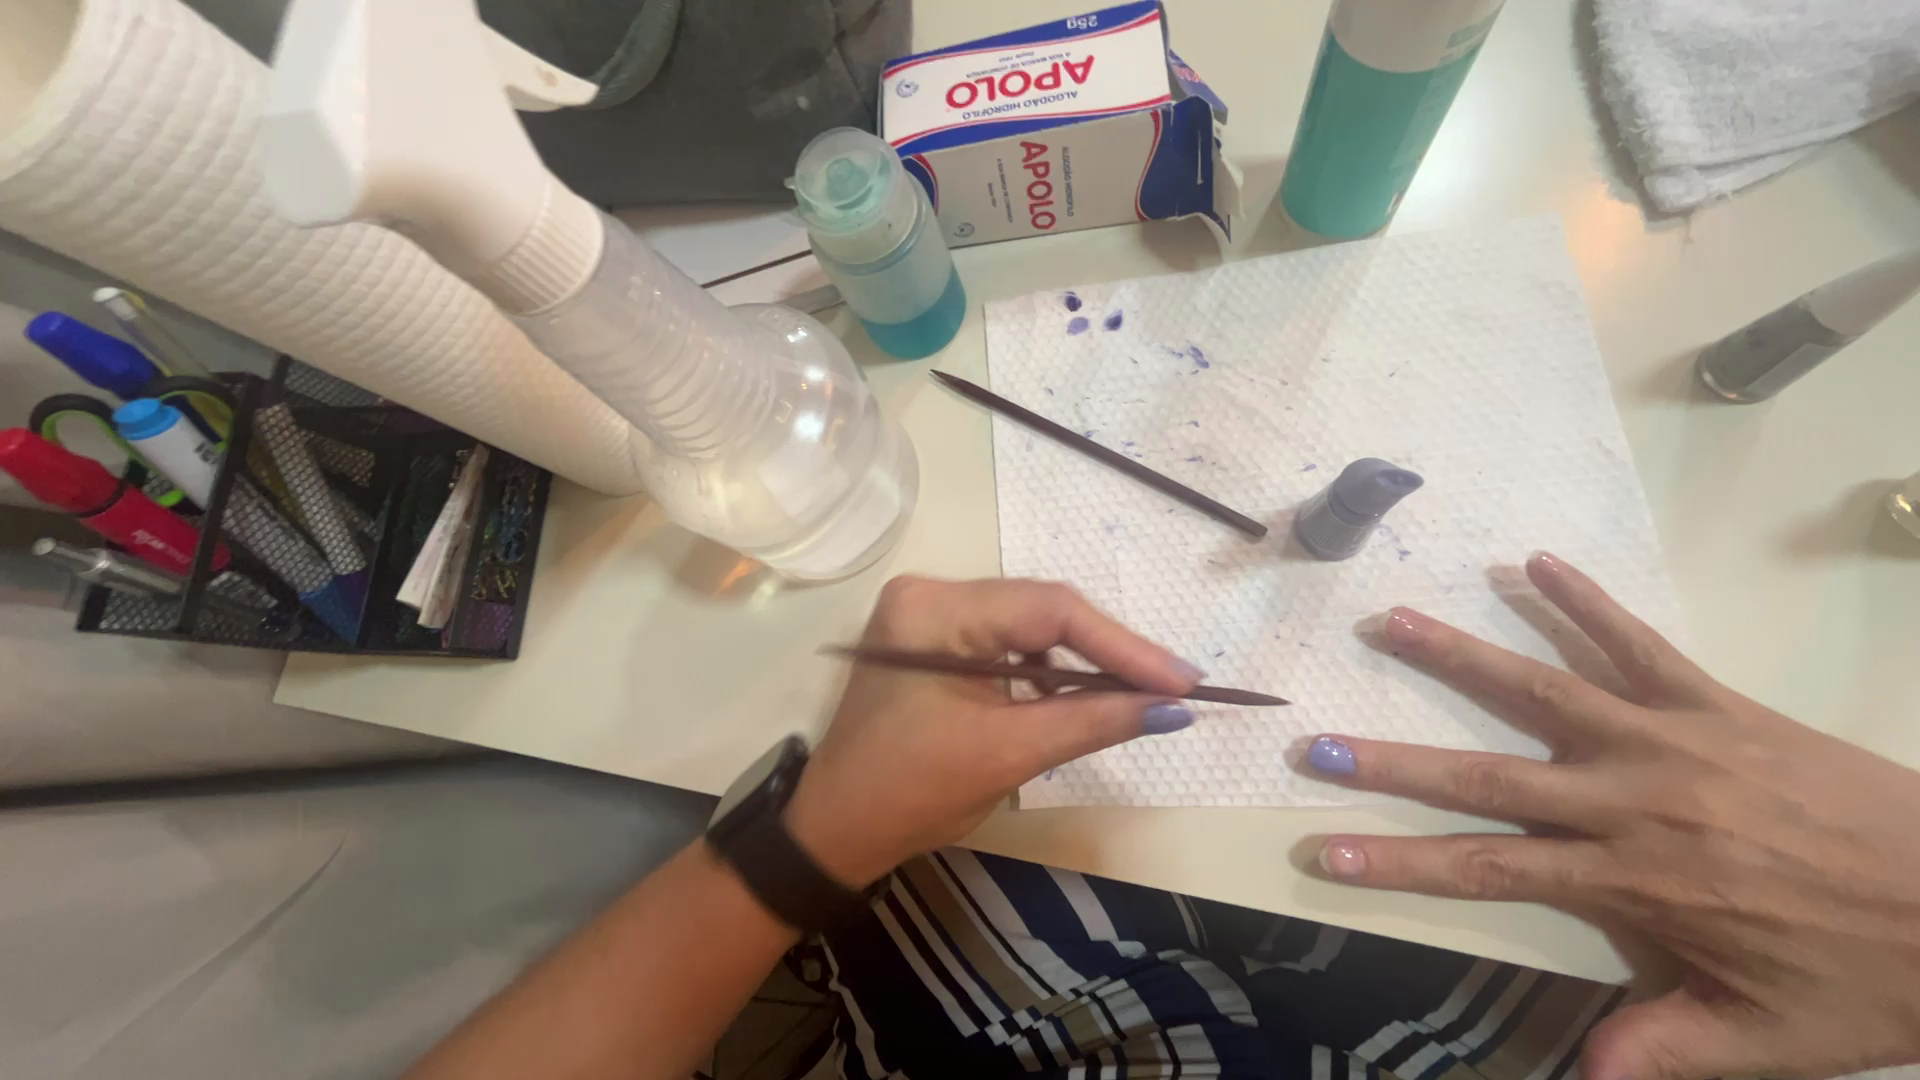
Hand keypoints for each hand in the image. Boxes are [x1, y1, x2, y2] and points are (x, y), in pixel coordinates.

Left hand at [785, 576, 1201, 888]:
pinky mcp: (934, 637)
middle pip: (1040, 608)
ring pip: (1028, 623)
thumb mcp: (1009, 754)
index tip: (1183, 681)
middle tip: (1172, 686)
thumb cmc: (913, 794)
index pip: (1048, 609)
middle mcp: (930, 593)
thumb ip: (1093, 720)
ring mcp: (929, 613)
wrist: (838, 828)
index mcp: (934, 611)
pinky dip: (1046, 666)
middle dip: (1107, 650)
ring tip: (1133, 692)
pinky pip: (1006, 639)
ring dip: (1080, 658)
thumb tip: (1173, 706)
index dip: (1122, 646)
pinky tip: (1077, 692)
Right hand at [1301, 552, 1919, 1079]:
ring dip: (1459, 655)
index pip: (1486, 868)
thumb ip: (1665, 1049)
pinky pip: (1639, 645)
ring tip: (1390, 620)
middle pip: (1487, 776)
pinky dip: (1586, 603)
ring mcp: (1666, 740)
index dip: (1400, 861)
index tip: (1327, 850)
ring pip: (1542, 690)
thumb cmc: (1869, 973)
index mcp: (1630, 879)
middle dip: (1395, 763)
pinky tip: (1535, 562)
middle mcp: (1628, 800)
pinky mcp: (1713, 703)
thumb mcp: (1772, 1038)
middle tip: (1324, 743)